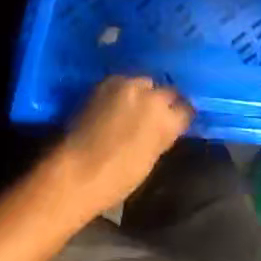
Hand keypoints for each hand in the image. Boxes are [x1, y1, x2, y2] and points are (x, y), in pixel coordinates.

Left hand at [50, 75, 191, 217]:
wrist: (74, 172)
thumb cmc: (116, 178)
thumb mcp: (150, 159)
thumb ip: (162, 136)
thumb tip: (165, 127)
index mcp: (166, 120)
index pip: (186, 109)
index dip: (180, 116)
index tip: (176, 122)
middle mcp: (152, 96)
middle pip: (167, 92)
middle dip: (163, 102)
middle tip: (154, 114)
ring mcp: (128, 85)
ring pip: (145, 83)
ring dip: (143, 93)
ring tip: (133, 106)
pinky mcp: (107, 82)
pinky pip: (123, 82)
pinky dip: (123, 91)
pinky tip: (115, 104)